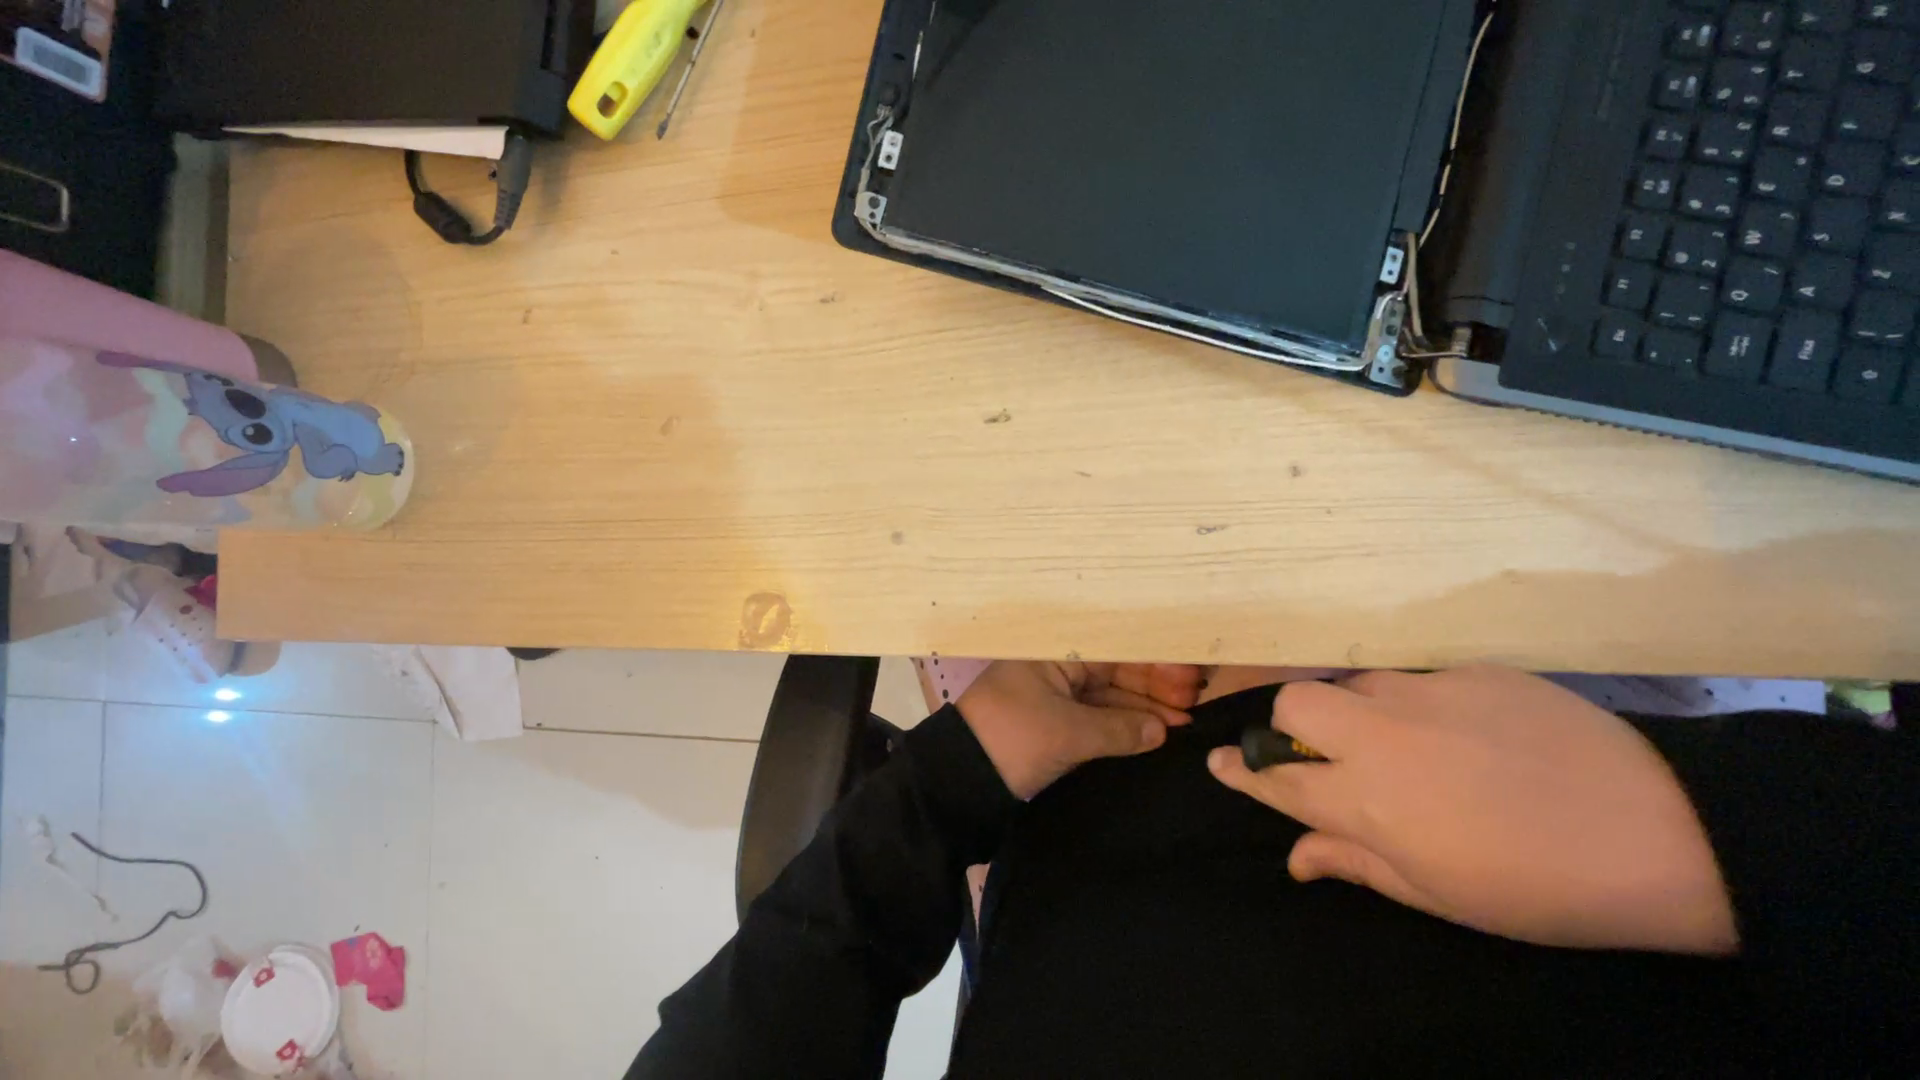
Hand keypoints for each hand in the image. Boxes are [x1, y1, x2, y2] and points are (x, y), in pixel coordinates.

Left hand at [957, 661, 1199, 799]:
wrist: (960, 783)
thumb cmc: (1013, 740)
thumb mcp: (1069, 734)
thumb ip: (1120, 729)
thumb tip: (1162, 730)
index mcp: (1053, 654)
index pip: (1114, 648)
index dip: (1154, 663)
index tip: (1190, 677)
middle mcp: (1056, 667)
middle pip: (1115, 670)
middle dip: (1155, 688)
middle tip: (1196, 704)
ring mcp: (1056, 697)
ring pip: (1110, 696)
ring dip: (1146, 710)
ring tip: (1186, 724)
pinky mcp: (1056, 725)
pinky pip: (1098, 718)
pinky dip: (1125, 727)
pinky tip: (1157, 734)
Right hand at [1207, 666, 1737, 955]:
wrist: (1663, 833)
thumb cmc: (1537, 888)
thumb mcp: (1438, 896)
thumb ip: (1354, 863)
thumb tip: (1295, 857)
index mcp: (1365, 798)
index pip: (1275, 776)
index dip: (1241, 771)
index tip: (1217, 762)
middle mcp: (1379, 733)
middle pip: (1295, 702)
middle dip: (1290, 725)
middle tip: (1327, 755)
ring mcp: (1426, 693)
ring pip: (1357, 684)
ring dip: (1359, 712)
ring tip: (1408, 744)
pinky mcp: (1472, 670)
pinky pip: (1421, 678)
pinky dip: (1421, 704)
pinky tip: (1468, 733)